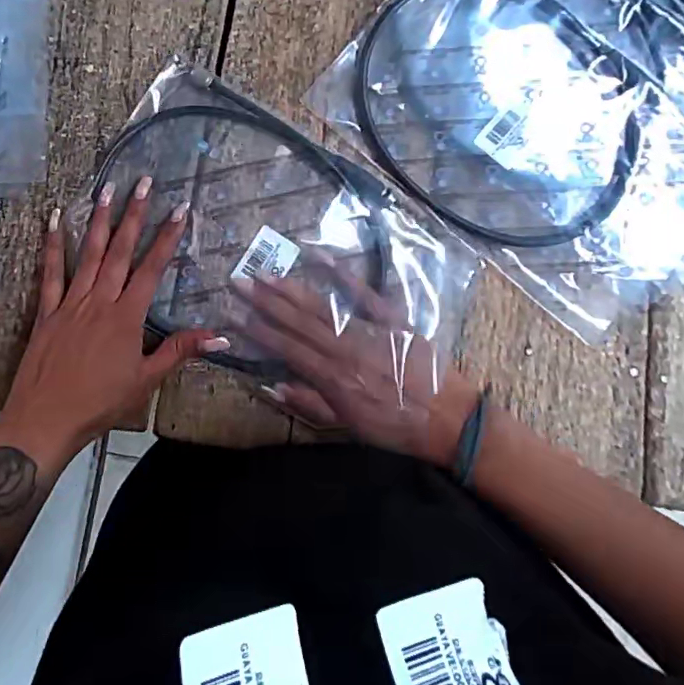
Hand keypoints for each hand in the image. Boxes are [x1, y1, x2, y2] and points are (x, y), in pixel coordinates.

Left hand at [0, 176, 225, 463]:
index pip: (152, 269)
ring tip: (107, 188)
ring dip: (99, 219)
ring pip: (87, 254)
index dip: (168, 237)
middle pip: (120, 251)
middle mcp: (99, 302)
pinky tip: (54, 219)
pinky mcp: (46, 312)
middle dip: (135, 215)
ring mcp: (69, 304)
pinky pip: (50, 272)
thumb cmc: (100, 404)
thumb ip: (180, 351)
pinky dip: (52, 244)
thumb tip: (222, 336)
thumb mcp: (146, 381)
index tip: (180, 209)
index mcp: (126, 317)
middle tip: (144, 182)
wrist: (44, 423)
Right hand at [238, 260, 479, 467]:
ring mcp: (369, 330)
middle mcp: (345, 350)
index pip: (287, 349)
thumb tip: (273, 386)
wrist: (449, 419)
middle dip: (266, 301)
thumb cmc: (396, 427)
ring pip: (322, 306)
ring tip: (266, 273)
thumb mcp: (350, 427)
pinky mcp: (393, 318)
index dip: (259, 331)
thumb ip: (311, 404)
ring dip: (291, 289)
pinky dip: (342, 274)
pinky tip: (321, 257)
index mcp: (333, 378)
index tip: (234, 315)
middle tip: (239, 281)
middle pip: (298, 322)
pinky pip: (364, 293)